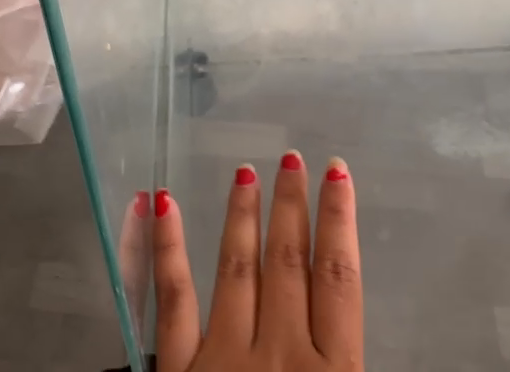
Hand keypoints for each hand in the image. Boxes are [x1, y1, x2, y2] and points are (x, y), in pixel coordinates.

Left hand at [149, 153, 362, 371]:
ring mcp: (225, 358)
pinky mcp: (180, 370)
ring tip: (245, 173)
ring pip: (237, 268)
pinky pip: (173, 300)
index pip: (338, 277)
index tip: (336, 172)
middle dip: (291, 205)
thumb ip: (347, 361)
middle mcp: (279, 352)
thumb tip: (344, 309)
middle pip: (288, 262)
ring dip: (242, 215)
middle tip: (290, 159)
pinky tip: (162, 204)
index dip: (338, 219)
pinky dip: (166, 248)